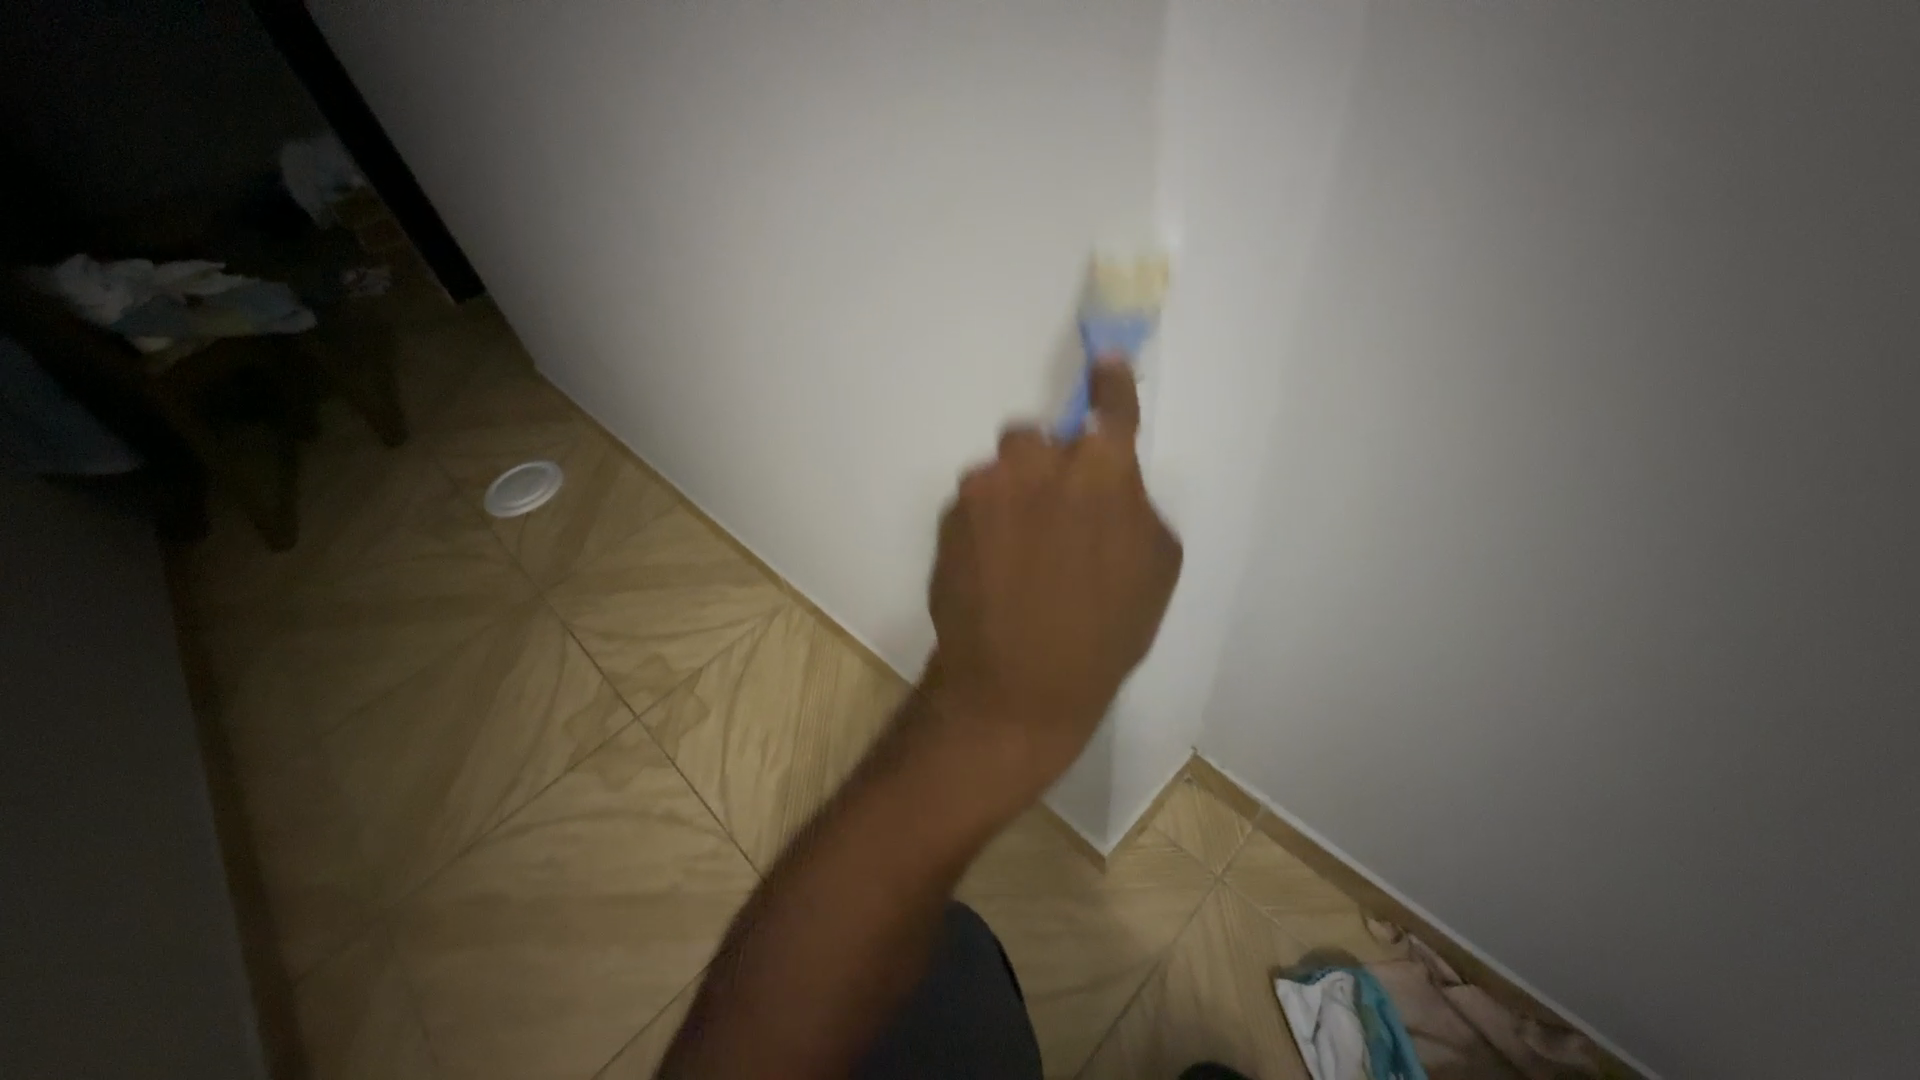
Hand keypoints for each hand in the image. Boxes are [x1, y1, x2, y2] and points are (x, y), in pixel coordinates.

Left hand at [923, 358, 1182, 797]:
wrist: (1019, 686)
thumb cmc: (1104, 633)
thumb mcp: (1155, 568)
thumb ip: (1134, 505)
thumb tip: (1112, 484)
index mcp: (1100, 474)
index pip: (1109, 408)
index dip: (1111, 384)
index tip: (1105, 361)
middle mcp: (1037, 466)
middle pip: (1039, 439)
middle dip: (1048, 467)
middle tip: (1055, 518)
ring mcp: (985, 490)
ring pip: (1002, 472)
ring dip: (1014, 496)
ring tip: (1021, 556)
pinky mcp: (949, 518)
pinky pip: (975, 504)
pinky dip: (986, 526)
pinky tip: (995, 571)